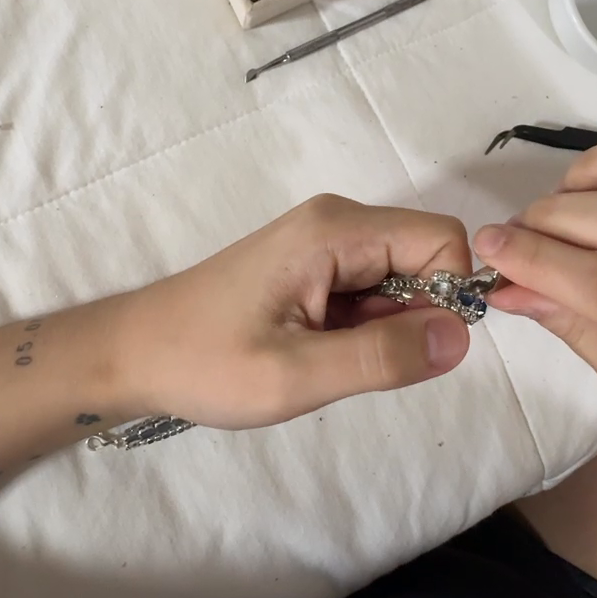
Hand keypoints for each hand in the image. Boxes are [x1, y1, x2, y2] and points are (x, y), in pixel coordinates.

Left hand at [112, 195, 474, 430]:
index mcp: (335, 231)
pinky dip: (364, 324)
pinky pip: (369, 287)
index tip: (415, 350)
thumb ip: (382, 356)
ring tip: (328, 357)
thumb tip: (461, 336)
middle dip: (415, 314)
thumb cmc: (206, 361)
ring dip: (386, 324)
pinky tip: (320, 349)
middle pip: (422, 255)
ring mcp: (324, 240)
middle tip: (357, 360)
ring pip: (398, 276)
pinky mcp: (313, 262)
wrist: (135, 351)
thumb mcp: (295, 375)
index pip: (440, 240)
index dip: (448, 294)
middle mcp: (337, 222)